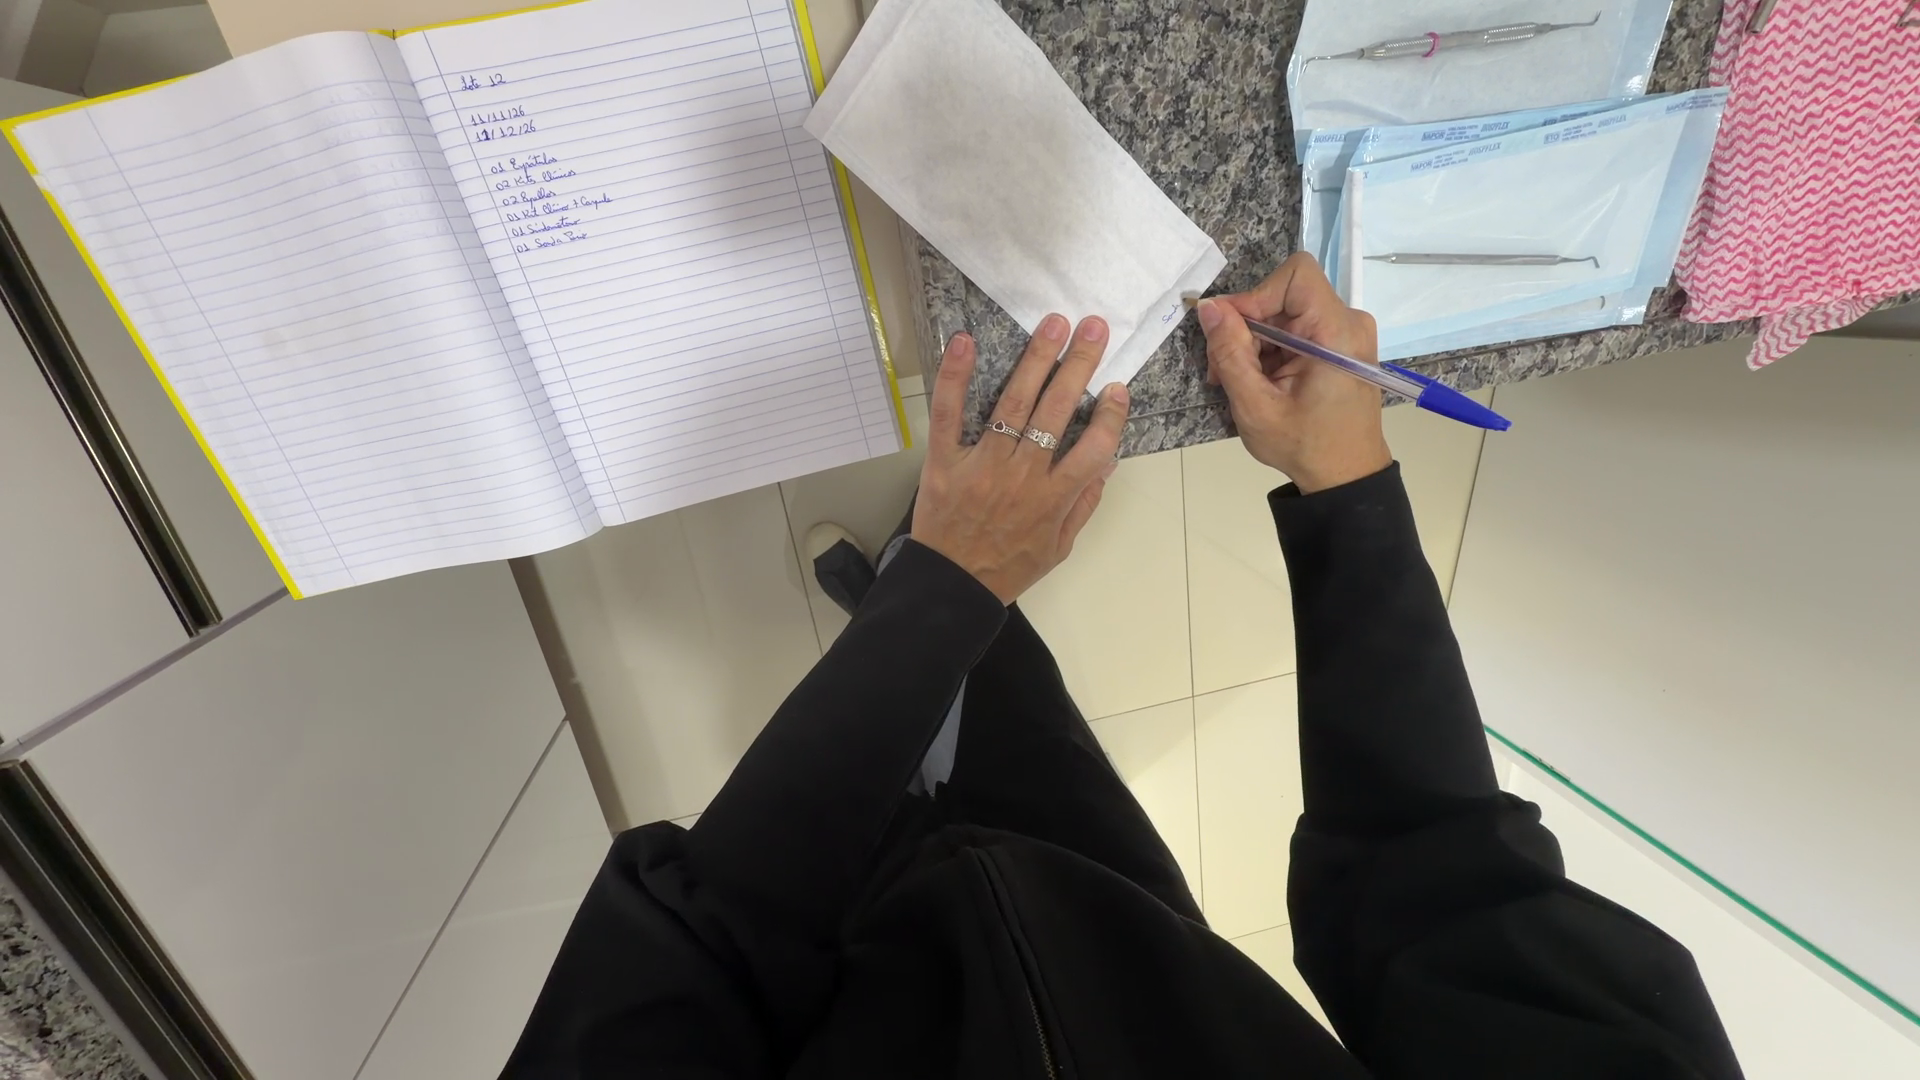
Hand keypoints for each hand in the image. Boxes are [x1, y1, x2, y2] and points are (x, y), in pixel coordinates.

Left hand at [912, 315, 1130, 603]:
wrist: (951, 586)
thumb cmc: (1009, 567)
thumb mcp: (1058, 546)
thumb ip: (1083, 504)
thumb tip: (1108, 462)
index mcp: (1054, 498)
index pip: (1093, 448)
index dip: (1110, 416)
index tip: (1117, 388)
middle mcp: (1023, 475)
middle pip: (1056, 411)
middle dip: (1079, 364)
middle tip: (1093, 327)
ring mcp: (982, 465)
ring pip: (1014, 403)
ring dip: (1036, 358)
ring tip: (1054, 323)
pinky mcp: (945, 461)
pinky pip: (949, 414)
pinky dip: (955, 377)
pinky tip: (965, 341)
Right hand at [1196, 253, 1391, 493]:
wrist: (1344, 475)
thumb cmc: (1303, 446)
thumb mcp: (1255, 405)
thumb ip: (1229, 353)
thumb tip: (1208, 307)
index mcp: (1335, 332)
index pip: (1295, 275)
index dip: (1254, 295)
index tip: (1228, 331)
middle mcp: (1347, 322)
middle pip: (1283, 296)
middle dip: (1245, 326)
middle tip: (1222, 369)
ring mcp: (1344, 333)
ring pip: (1283, 314)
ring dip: (1252, 343)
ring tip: (1237, 382)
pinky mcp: (1337, 345)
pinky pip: (1293, 330)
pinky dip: (1268, 351)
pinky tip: (1257, 381)